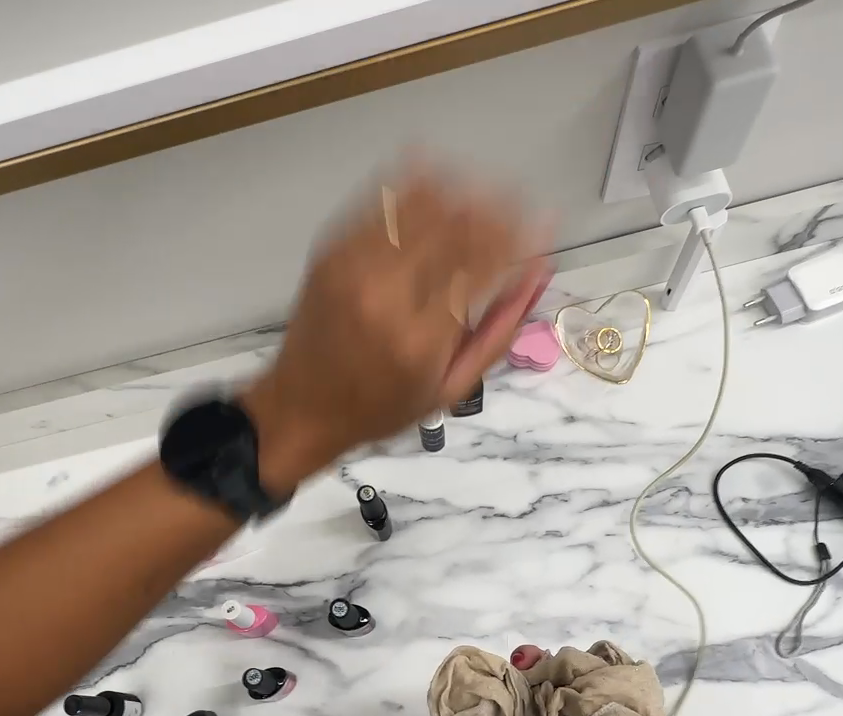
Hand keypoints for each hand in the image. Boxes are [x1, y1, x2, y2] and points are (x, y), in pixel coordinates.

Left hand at [242, 162, 551, 490]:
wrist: (300, 409)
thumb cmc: (380, 408)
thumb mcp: (449, 390)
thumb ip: (497, 333)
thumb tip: (537, 273)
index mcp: (420, 339)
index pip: (485, 264)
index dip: (521, 235)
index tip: (543, 223)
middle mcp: (386, 295)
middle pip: (456, 224)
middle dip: (497, 207)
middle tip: (517, 205)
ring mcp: (353, 267)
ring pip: (420, 201)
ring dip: (461, 189)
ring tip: (483, 194)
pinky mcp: (331, 251)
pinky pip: (381, 201)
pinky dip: (416, 184)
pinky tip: (439, 180)